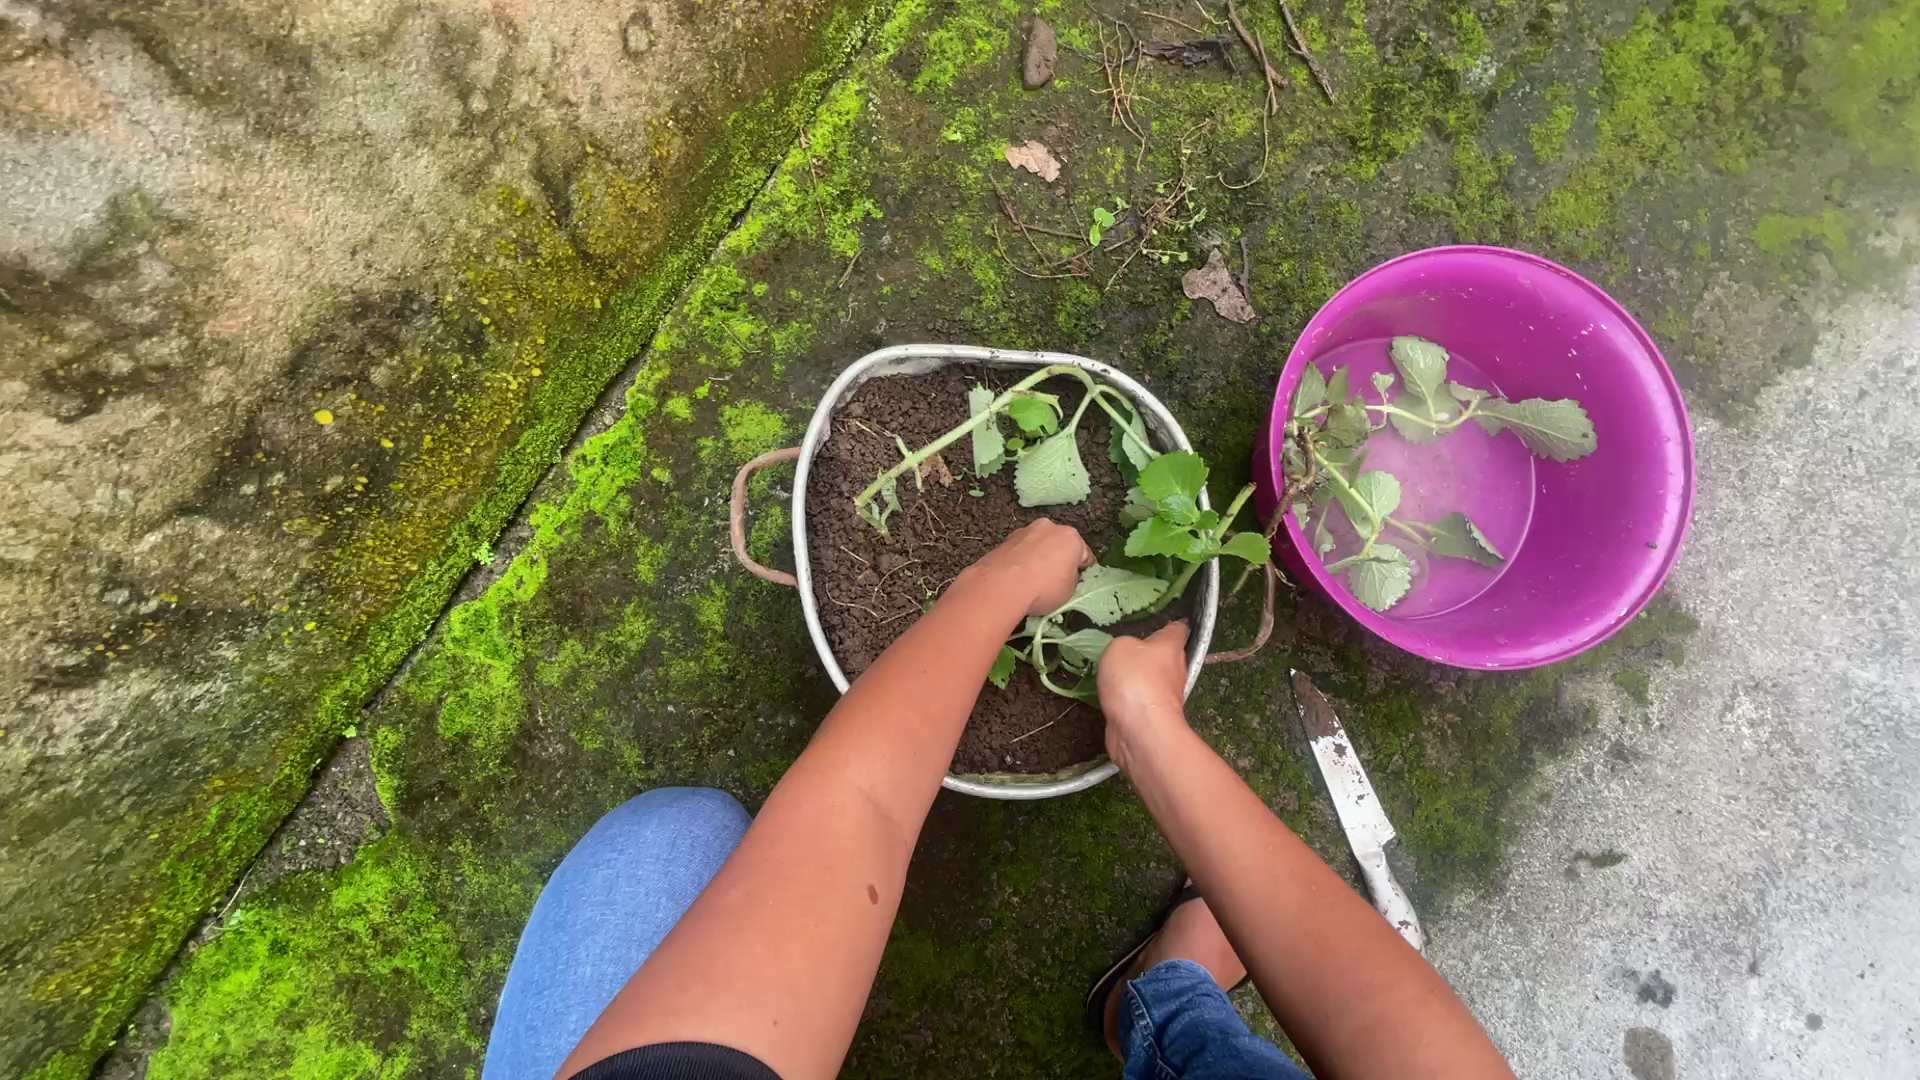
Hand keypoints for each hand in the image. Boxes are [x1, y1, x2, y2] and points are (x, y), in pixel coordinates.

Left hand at [962, 518, 1092, 615]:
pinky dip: (1022, 560)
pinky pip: (1020, 551)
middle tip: (1055, 580)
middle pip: (1059, 545)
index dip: (1083, 571)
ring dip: (1038, 557)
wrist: (1002, 585)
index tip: (1079, 582)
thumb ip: (1071, 579)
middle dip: (1059, 559)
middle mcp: (1049, 527)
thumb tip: (1064, 576)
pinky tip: (1017, 577)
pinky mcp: (1005, 539)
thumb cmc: (1044, 588)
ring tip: (1033, 579)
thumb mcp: (1070, 591)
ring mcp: (1025, 531)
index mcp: (1071, 537)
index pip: (1085, 555)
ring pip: (1038, 545)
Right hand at [1097, 621, 1190, 771]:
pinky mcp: (1154, 716)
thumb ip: (1123, 644)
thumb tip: (1128, 654)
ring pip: (1154, 679)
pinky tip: (1114, 695)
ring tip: (1117, 671)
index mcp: (1171, 646)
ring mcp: (1167, 695)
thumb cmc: (1135, 680)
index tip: (1170, 620)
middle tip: (1130, 647)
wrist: (1140, 729)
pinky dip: (1131, 697)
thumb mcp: (1120, 647)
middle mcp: (1175, 669)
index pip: (1178, 629)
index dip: (1173, 623)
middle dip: (1153, 652)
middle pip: (1167, 655)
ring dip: (1140, 676)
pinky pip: (1141, 699)